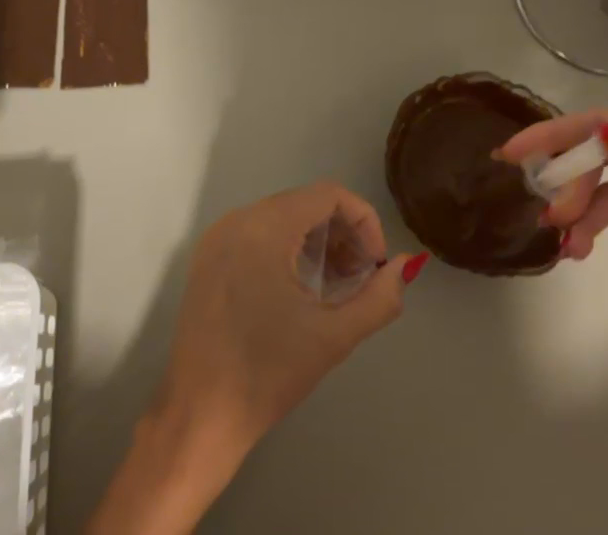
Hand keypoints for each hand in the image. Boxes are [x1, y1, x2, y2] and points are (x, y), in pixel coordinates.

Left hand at [155, 183, 422, 455]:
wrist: (201, 412)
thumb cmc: (268, 372)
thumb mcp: (334, 336)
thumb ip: (379, 297)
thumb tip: (406, 265)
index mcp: (263, 229)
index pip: (328, 195)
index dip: (364, 222)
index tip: (377, 265)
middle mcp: (236, 221)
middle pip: (304, 203)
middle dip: (342, 234)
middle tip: (362, 280)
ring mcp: (217, 240)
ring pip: (281, 218)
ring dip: (318, 243)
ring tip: (338, 289)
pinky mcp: (208, 261)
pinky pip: (257, 235)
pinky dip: (288, 250)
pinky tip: (303, 291)